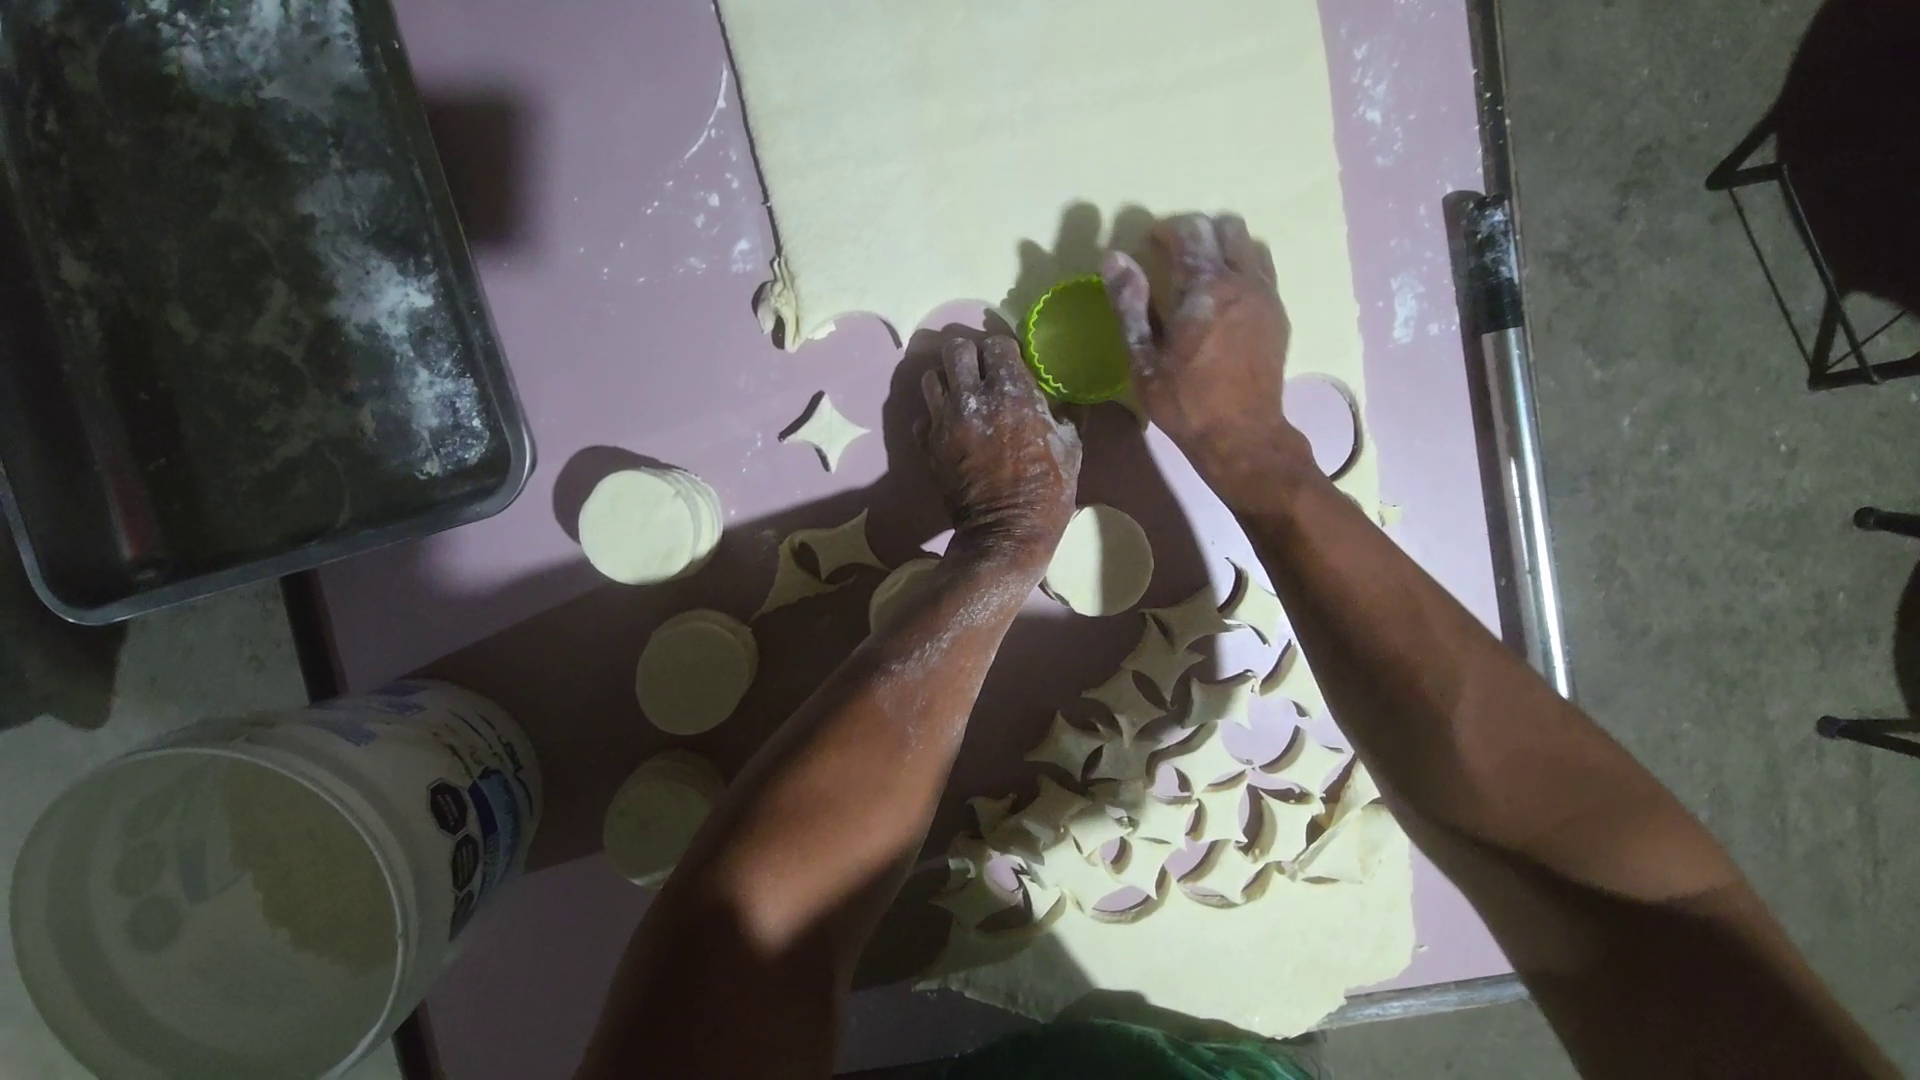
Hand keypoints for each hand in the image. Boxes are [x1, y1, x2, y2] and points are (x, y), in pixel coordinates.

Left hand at [919, 335, 1081, 566]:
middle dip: (968, 354)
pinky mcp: (927, 445)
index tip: (1009, 361)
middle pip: (955, 350)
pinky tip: (949, 427)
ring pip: (931, 377)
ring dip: (946, 380)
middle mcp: (972, 398)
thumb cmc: (1047, 491)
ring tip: (959, 394)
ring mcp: (944, 421)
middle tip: (979, 369)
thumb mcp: (1072, 447)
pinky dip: (934, 417)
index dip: (1002, 349)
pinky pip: (922, 416)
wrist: (1006, 533)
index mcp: (1012, 392)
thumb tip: (1070, 391)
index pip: (996, 343)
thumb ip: (1068, 411)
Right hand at [1101, 214, 1314, 503]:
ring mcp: (1265, 294)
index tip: (1147, 246)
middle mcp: (1240, 280)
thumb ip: (1129, 304)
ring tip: (1199, 272)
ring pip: (1247, 241)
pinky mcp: (1277, 311)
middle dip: (1194, 233)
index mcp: (1203, 289)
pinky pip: (1262, 266)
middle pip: (1222, 226)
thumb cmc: (1184, 403)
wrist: (1241, 435)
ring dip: (1221, 245)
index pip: (1188, 231)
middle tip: (1172, 257)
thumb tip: (1113, 257)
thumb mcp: (1143, 360)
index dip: (1163, 232)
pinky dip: (1241, 264)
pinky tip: (1223, 294)